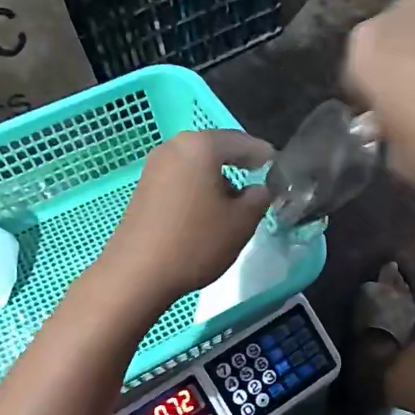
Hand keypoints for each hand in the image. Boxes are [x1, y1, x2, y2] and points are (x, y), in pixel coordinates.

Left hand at [102, 130, 271, 302]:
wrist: (137, 273)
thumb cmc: (196, 241)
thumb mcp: (241, 222)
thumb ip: (259, 198)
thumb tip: (258, 189)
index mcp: (201, 146)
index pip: (242, 142)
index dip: (263, 155)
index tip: (277, 167)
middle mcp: (174, 147)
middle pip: (215, 150)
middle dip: (238, 165)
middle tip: (258, 183)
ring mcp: (154, 167)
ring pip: (197, 166)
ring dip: (217, 180)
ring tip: (233, 205)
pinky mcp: (144, 189)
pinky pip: (181, 181)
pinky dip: (198, 190)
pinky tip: (206, 214)